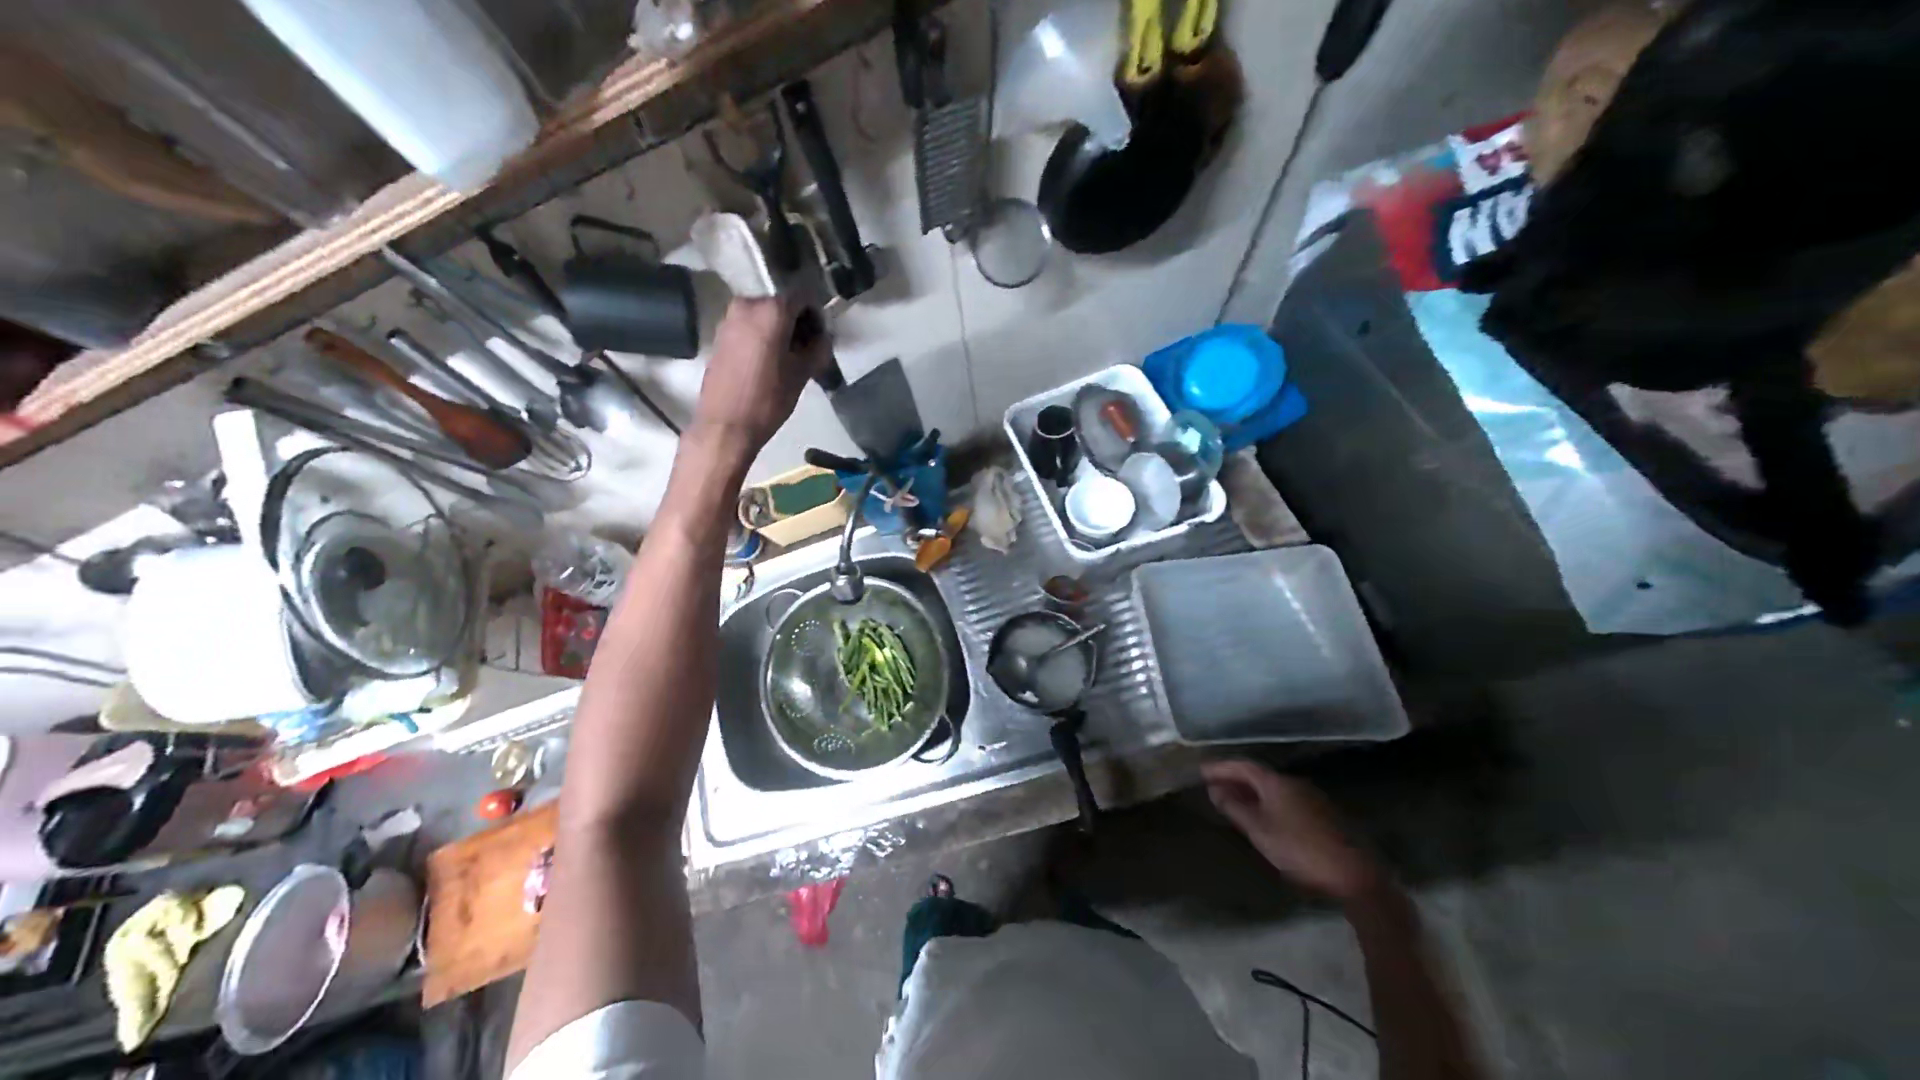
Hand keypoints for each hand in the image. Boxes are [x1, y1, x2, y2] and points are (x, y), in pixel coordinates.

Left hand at [691, 298, 827, 452]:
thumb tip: (823, 337)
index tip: (821, 338)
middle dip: (797, 324)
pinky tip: (768, 363)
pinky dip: (762, 338)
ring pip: (764, 317)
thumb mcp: (802, 374)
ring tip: (788, 360)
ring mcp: (729, 319)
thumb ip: (818, 348)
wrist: (726, 425)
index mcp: (771, 310)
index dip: (816, 316)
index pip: (803, 298)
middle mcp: (747, 305)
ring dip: (779, 332)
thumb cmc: (768, 399)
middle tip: (807, 351)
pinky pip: (748, 328)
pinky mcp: (719, 336)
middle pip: (781, 306)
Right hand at [1202, 759, 1382, 900]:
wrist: (1354, 874)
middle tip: (1213, 786)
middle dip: (1234, 778)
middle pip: (1258, 774)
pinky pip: (1285, 798)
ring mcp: (1311, 797)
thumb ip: (1235, 807)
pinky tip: (1263, 815)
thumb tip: (1215, 789)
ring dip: (1251, 791)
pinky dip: (1267, 801)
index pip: (1243, 765)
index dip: (1221, 767)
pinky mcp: (1322, 814)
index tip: (1202, 771)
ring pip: (1273, 787)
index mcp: (1277, 783)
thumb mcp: (1259, 830)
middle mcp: (1294, 782)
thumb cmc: (1299, 849)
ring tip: (1233, 800)